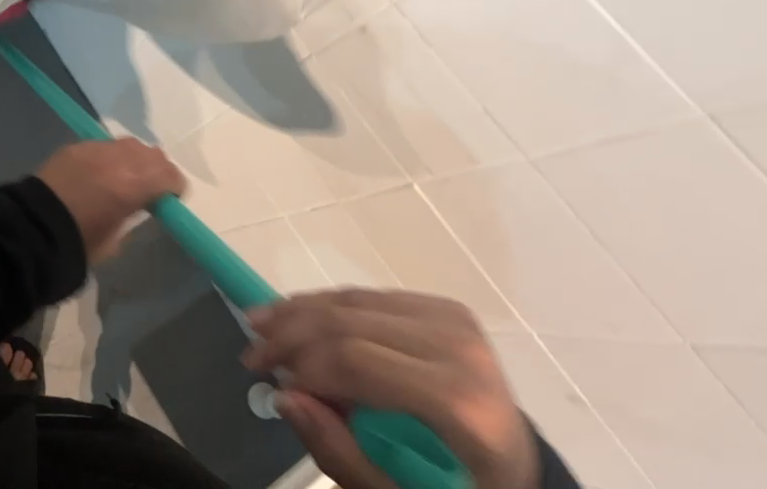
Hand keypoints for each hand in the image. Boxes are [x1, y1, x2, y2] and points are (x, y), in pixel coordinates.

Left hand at [35, 140, 184, 261]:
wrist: (33, 228)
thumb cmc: (79, 242)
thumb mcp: (116, 237)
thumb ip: (133, 212)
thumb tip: (137, 202)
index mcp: (132, 185)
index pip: (168, 174)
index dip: (175, 186)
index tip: (171, 198)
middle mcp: (118, 160)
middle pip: (151, 154)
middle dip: (158, 169)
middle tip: (153, 187)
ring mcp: (95, 149)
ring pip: (128, 144)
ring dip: (135, 159)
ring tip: (128, 176)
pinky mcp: (75, 147)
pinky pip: (103, 146)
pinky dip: (111, 157)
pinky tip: (102, 172)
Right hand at [244, 289, 536, 488]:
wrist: (514, 470)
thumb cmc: (456, 488)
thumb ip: (342, 455)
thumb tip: (285, 398)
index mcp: (459, 402)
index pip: (357, 359)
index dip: (304, 366)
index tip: (270, 384)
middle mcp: (459, 348)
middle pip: (349, 322)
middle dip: (291, 333)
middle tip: (252, 354)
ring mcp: (453, 321)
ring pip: (353, 300)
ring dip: (300, 311)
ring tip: (261, 326)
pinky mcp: (444, 308)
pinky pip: (368, 297)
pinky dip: (326, 306)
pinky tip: (296, 316)